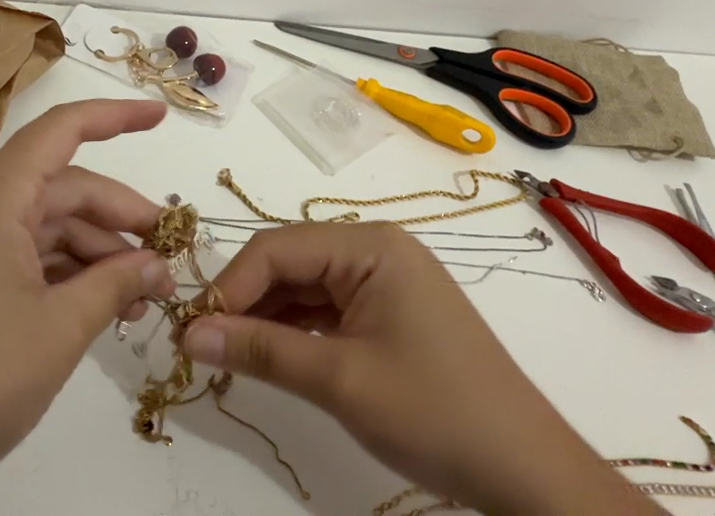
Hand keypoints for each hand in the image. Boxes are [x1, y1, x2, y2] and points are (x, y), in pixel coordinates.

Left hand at [0, 99, 176, 515]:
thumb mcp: (59, 328)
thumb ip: (116, 284)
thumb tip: (160, 265)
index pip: (60, 132)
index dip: (114, 116)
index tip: (162, 115)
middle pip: (62, 188)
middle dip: (120, 216)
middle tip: (170, 253)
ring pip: (48, 225)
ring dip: (98, 252)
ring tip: (145, 294)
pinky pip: (27, 255)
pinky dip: (68, 272)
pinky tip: (106, 305)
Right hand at [180, 222, 662, 515]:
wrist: (525, 469)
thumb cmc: (434, 412)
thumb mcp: (339, 379)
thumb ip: (260, 349)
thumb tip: (189, 334)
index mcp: (371, 245)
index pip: (278, 248)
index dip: (230, 286)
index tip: (191, 331)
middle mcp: (377, 249)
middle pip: (290, 262)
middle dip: (245, 301)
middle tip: (202, 345)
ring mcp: (386, 281)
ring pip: (305, 286)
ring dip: (266, 317)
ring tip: (227, 353)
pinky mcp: (390, 312)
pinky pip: (328, 308)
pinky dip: (295, 331)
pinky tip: (268, 355)